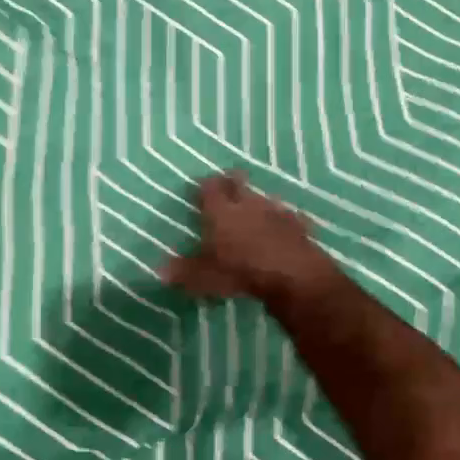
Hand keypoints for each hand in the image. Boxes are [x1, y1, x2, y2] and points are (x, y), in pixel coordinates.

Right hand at [161, 171, 343, 306]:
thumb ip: (184, 271)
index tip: (202, 184)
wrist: (293, 276)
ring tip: (256, 208)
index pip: (210, 188)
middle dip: (234, 182)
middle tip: (230, 182)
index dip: (205, 185)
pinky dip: (286, 221)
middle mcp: (248, 204)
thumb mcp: (204, 277)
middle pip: (239, 185)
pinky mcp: (300, 226)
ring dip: (260, 202)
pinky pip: (291, 218)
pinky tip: (287, 227)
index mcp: (221, 211)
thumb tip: (159, 270)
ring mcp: (277, 212)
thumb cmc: (240, 272)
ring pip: (265, 199)